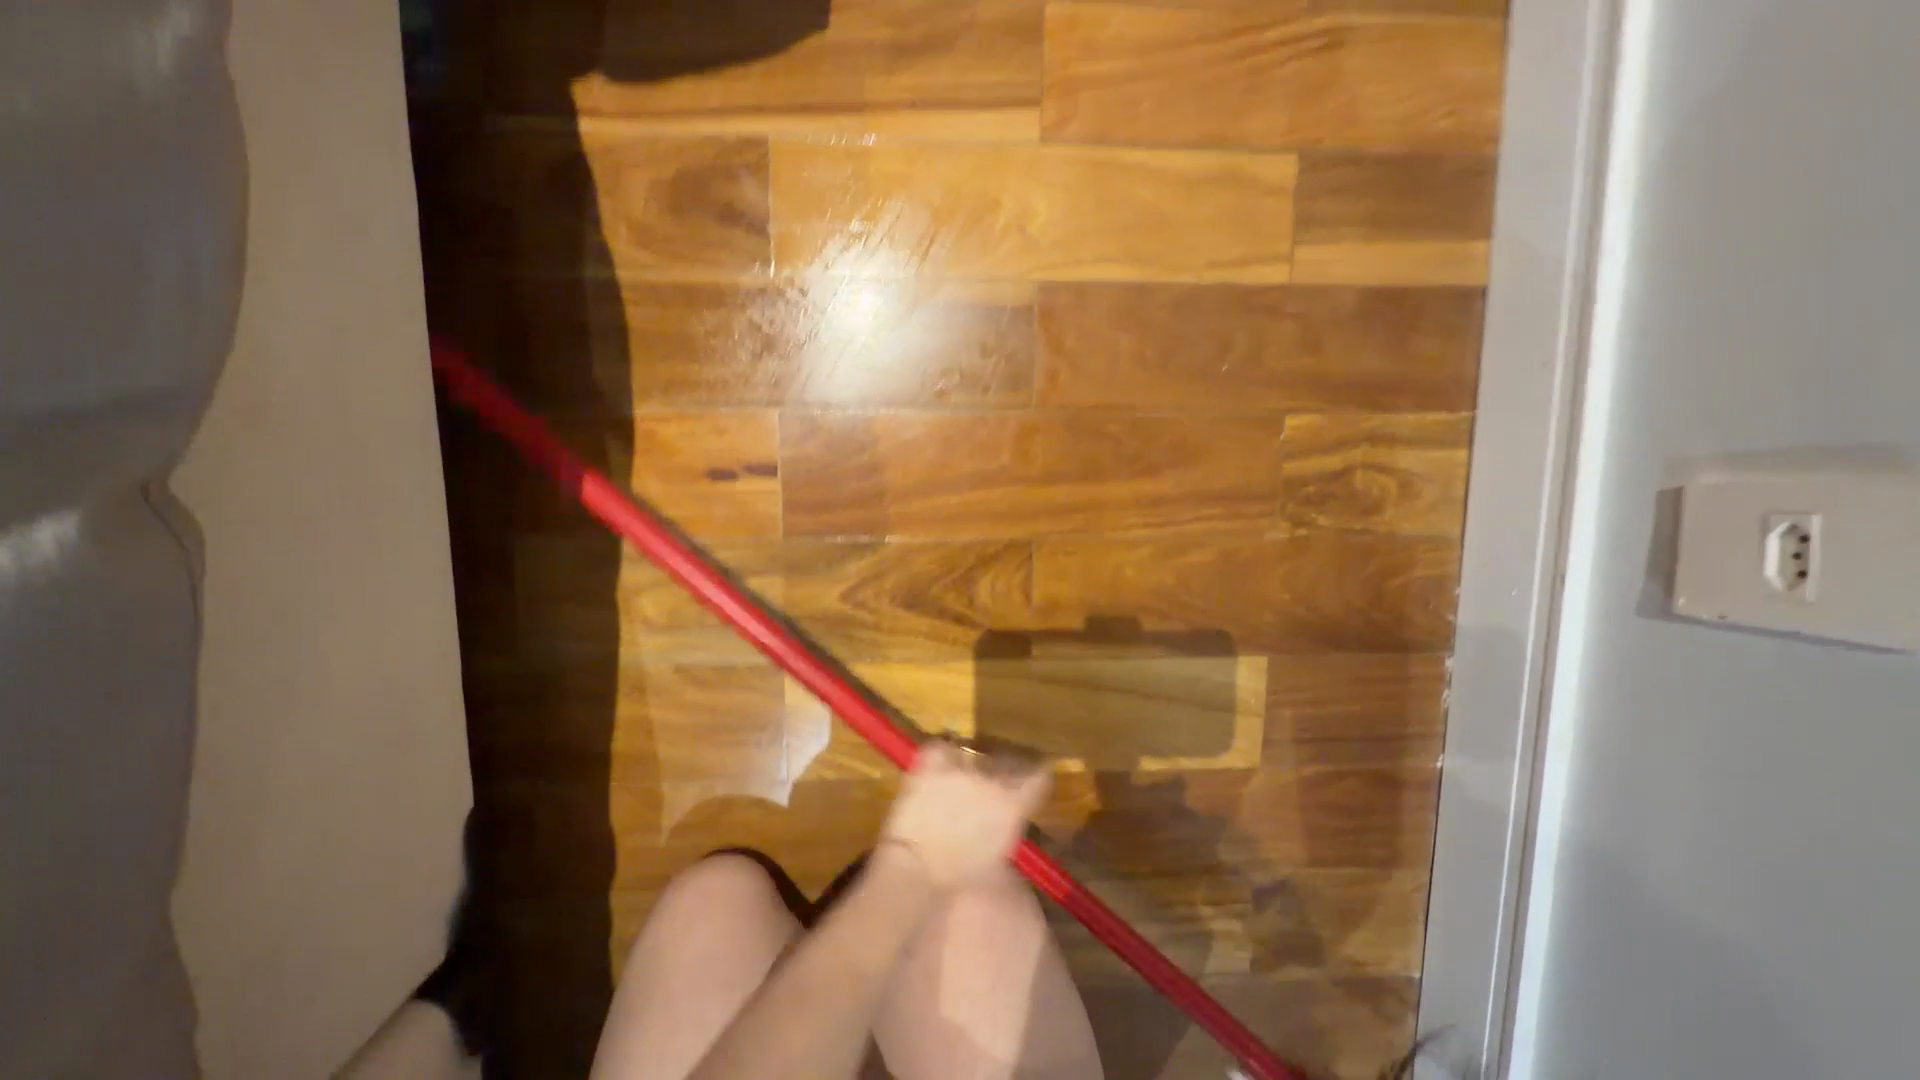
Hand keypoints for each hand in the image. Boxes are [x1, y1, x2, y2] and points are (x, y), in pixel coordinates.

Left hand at [880, 742, 1050, 891]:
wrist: (918, 870)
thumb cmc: (960, 878)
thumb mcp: (999, 858)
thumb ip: (1011, 832)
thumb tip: (1013, 827)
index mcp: (1014, 805)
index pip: (1039, 776)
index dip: (1036, 777)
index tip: (1033, 778)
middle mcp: (992, 780)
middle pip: (1009, 759)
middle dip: (1007, 767)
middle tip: (996, 778)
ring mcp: (962, 769)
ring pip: (976, 752)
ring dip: (974, 761)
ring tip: (965, 773)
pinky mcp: (933, 764)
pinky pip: (942, 747)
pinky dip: (942, 754)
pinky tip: (940, 765)